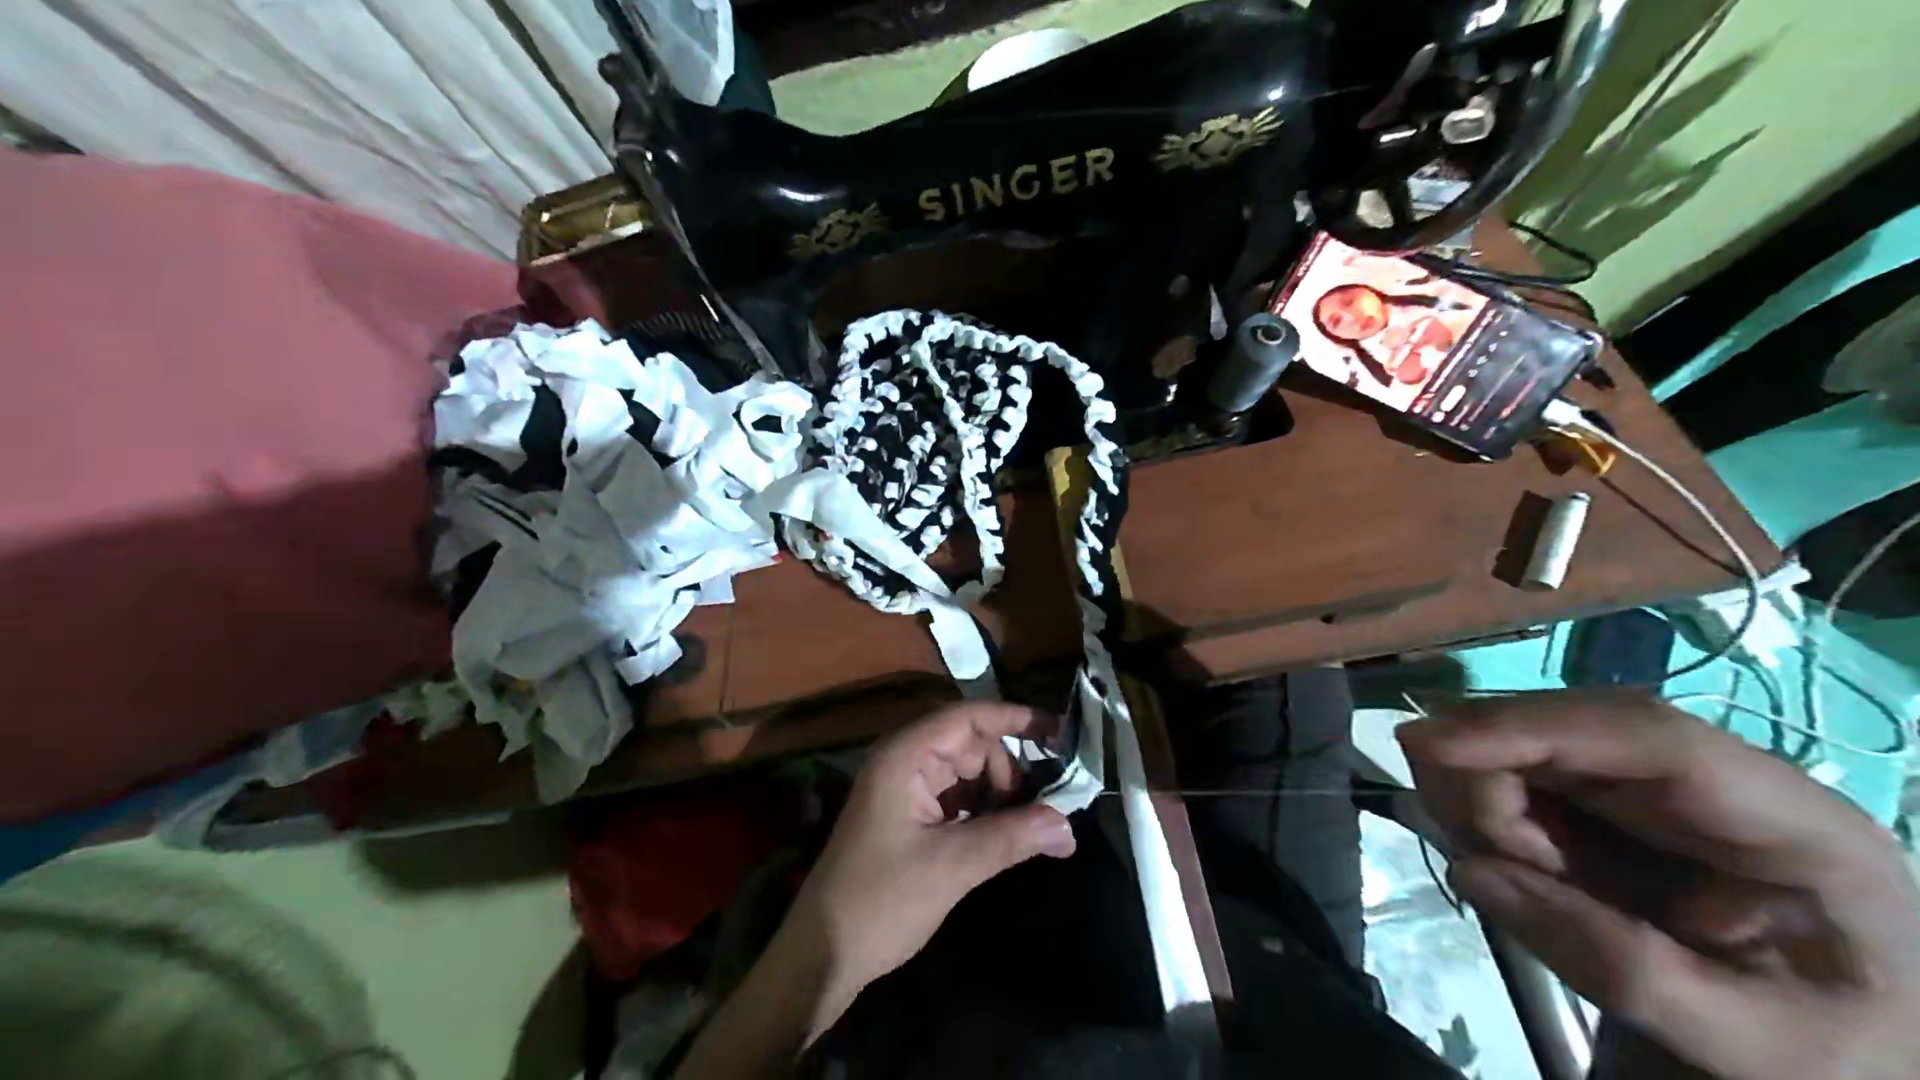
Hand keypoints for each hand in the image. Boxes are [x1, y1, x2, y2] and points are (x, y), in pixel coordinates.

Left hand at [675, 703, 1076, 1078]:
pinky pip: (959, 796)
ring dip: (1002, 792)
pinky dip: (986, 809)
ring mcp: (907, 787)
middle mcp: (906, 760)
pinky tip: (1009, 833)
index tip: (1061, 734)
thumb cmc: (880, 900)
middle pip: (973, 743)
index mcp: (905, 755)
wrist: (823, 954)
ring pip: (970, 771)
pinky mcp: (911, 814)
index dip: (1016, 719)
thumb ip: (1012, 837)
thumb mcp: (952, 866)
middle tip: (1050, 805)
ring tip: (1034, 825)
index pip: (969, 716)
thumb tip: (1069, 825)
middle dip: (1012, 769)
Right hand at [1399, 690, 1919, 1079]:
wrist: (1810, 1046)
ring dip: (1478, 791)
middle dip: (1488, 773)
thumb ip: (1617, 965)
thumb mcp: (1738, 1038)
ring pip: (1522, 736)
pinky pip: (1508, 760)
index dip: (1529, 728)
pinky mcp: (1602, 783)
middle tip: (1468, 845)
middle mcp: (1716, 775)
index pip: (1648, 738)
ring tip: (1506, 867)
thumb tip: (1473, 870)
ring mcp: (1650, 774)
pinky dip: (1478, 799)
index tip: (1427, 744)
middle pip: (1563, 727)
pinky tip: (1503, 850)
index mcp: (1798, 826)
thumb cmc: (1803, 1045)